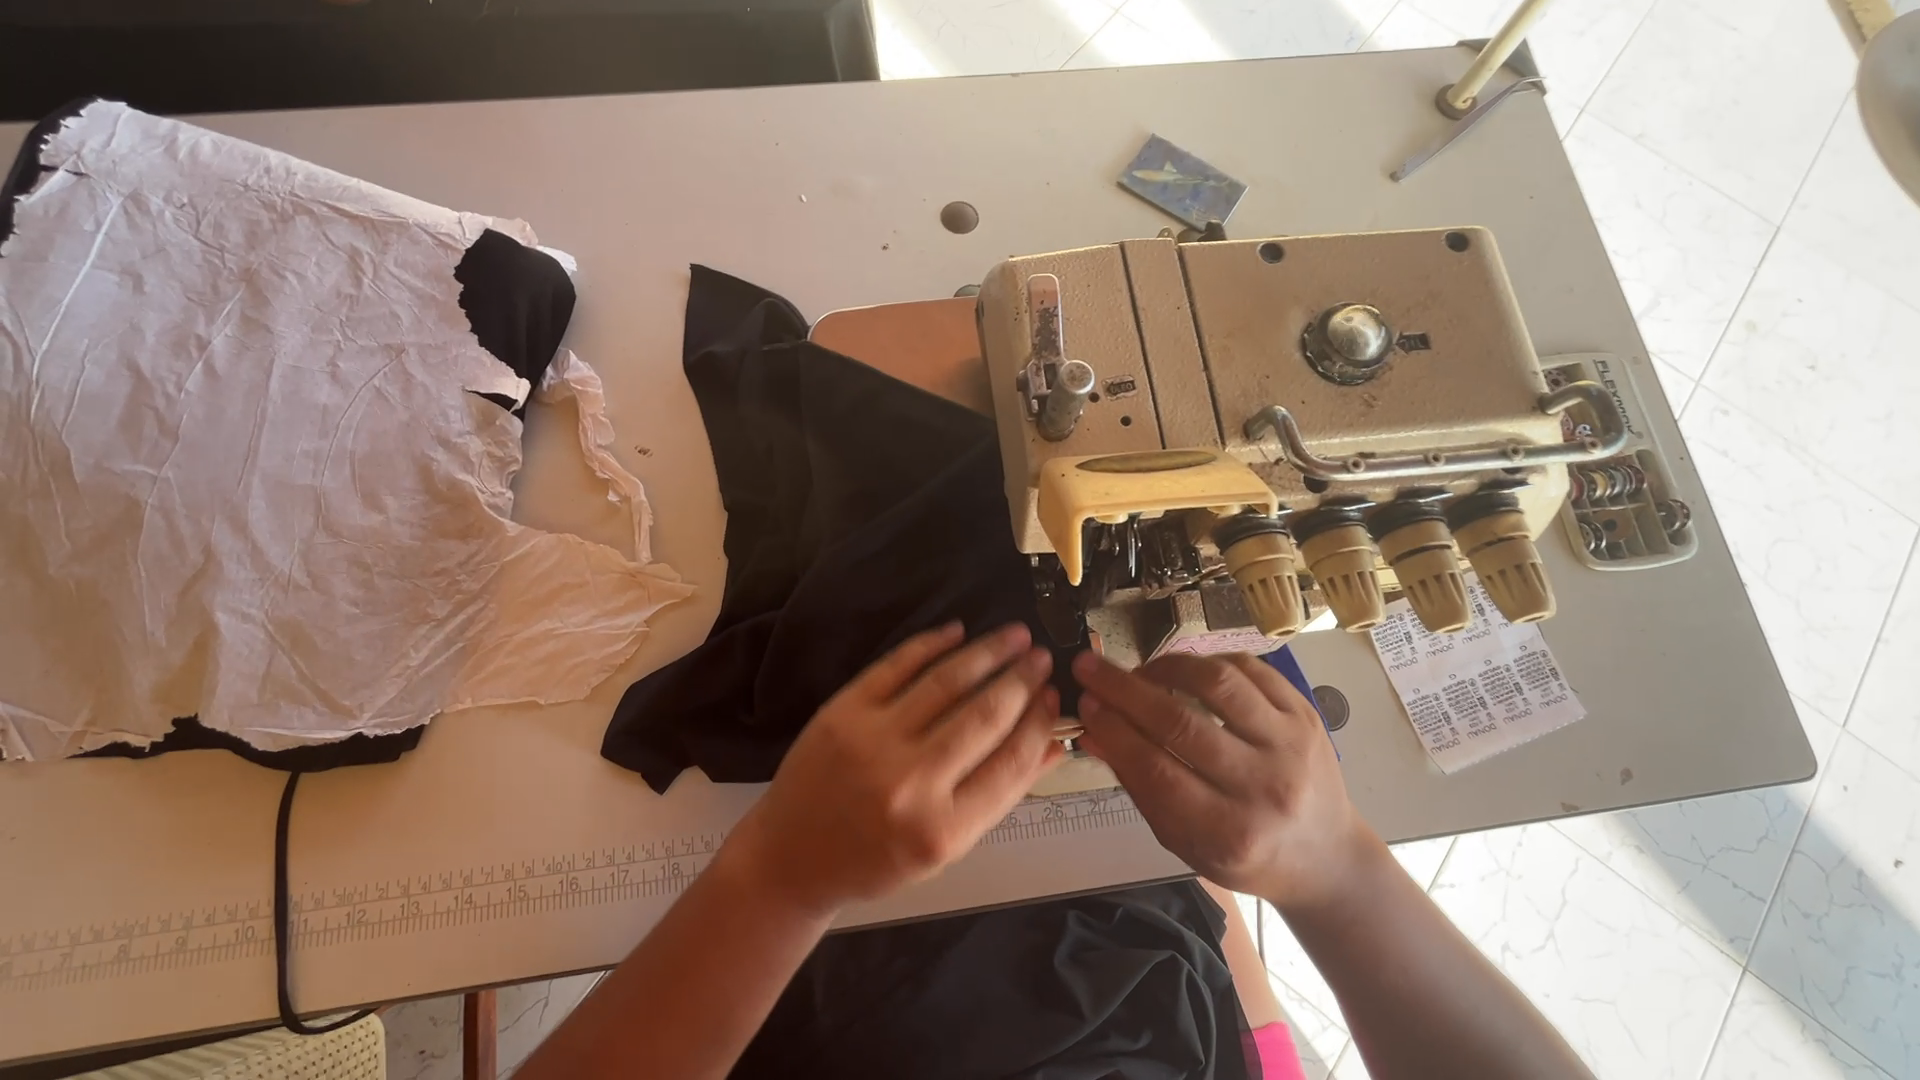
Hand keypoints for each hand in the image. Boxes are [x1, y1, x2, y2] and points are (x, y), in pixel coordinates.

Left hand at [725, 622, 1062, 917]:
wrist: (792, 858)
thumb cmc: (875, 861)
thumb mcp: (944, 847)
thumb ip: (999, 796)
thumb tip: (1054, 747)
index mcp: (943, 828)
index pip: (1011, 763)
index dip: (1040, 723)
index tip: (1054, 697)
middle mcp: (912, 783)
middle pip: (985, 715)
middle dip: (1021, 680)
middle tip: (1042, 656)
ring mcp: (874, 741)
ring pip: (946, 682)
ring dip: (988, 652)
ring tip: (1015, 635)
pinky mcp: (843, 712)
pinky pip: (897, 666)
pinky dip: (932, 644)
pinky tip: (958, 632)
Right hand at [1071, 650, 1382, 913]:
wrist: (1328, 858)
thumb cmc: (1245, 856)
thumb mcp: (1185, 841)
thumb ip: (1139, 787)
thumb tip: (1093, 732)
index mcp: (1230, 833)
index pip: (1157, 770)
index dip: (1114, 731)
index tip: (1084, 703)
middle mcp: (1265, 787)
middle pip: (1182, 724)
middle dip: (1124, 689)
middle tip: (1089, 668)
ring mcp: (1292, 746)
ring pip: (1219, 685)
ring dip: (1167, 667)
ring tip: (1140, 669)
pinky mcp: (1306, 715)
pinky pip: (1251, 669)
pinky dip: (1208, 662)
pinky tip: (1185, 671)